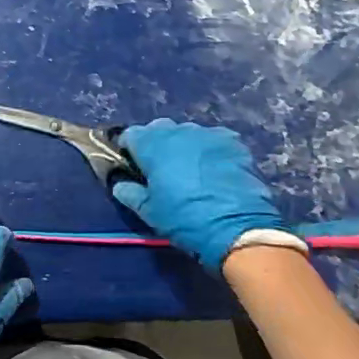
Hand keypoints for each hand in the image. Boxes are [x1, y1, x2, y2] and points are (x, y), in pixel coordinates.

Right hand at [110, 119, 293, 272]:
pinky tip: (213, 171)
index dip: (129, 150)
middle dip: (156, 146)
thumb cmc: (185, 220)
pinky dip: (208, 151)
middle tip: (161, 172)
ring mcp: (208, 134)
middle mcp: (179, 131)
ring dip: (183, 147)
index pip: (131, 135)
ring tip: (189, 172)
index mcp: (153, 144)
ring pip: (187, 134)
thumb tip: (120, 184)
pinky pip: (213, 140)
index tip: (132, 167)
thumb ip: (130, 193)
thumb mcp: (150, 212)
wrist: (237, 228)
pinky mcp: (232, 142)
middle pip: (159, 130)